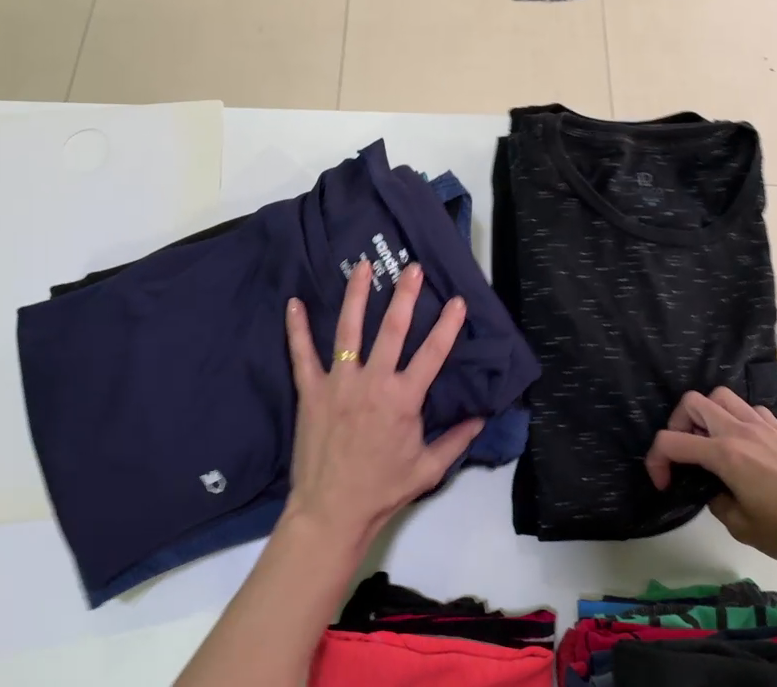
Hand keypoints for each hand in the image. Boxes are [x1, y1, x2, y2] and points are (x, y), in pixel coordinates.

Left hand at [281, 260, 485, 547]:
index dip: (447, 326)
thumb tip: (483, 417)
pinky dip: (297, 328)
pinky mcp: (311, 391)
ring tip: (362, 266)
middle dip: (404, 295)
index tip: (456, 301)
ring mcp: (338, 383)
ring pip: (348, 330)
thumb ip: (457, 439)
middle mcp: (372, 382)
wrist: (332, 510)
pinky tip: (294, 303)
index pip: (432, 354)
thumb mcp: (428, 469)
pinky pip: (302, 354)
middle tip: (411, 268)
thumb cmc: (383, 490)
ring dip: (356, 295)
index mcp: (403, 399)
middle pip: (392, 329)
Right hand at [644, 387, 776, 578]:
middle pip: (693, 402)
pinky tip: (743, 446)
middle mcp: (740, 430)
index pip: (672, 441)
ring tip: (710, 445)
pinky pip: (749, 410)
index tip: (663, 484)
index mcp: (725, 454)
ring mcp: (763, 427)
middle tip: (683, 455)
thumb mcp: (742, 528)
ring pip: (722, 397)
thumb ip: (717, 503)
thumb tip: (716, 491)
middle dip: (677, 424)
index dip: (657, 461)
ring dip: (707, 415)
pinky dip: (736, 419)